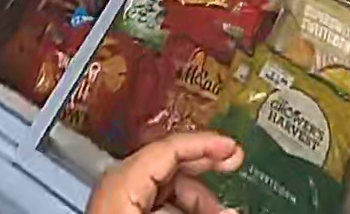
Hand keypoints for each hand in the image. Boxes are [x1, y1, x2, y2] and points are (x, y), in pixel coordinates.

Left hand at [87, 132, 243, 213]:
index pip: (171, 145)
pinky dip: (179, 208)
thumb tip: (229, 203)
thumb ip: (194, 202)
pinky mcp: (117, 209)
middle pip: (171, 162)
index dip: (207, 142)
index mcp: (121, 176)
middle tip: (234, 163)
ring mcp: (115, 197)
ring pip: (166, 186)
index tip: (232, 145)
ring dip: (197, 196)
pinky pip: (155, 202)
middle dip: (206, 168)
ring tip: (224, 208)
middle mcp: (116, 180)